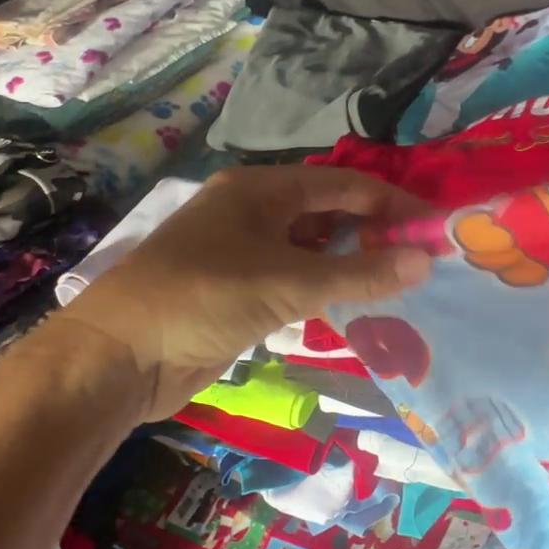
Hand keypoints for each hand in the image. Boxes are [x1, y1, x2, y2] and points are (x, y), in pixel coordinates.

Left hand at [60, 165, 432, 421]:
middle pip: (334, 212)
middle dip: (378, 232)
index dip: (394, 203)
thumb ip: (360, 274)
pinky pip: (301, 278)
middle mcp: (257, 212)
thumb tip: (426, 262)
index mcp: (262, 190)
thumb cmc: (200, 299)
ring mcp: (247, 251)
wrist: (112, 363)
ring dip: (356, 261)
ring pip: (318, 247)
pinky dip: (331, 287)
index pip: (347, 185)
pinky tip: (360, 302)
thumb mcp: (287, 283)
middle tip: (423, 257)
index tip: (435, 227)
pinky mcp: (242, 289)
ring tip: (402, 280)